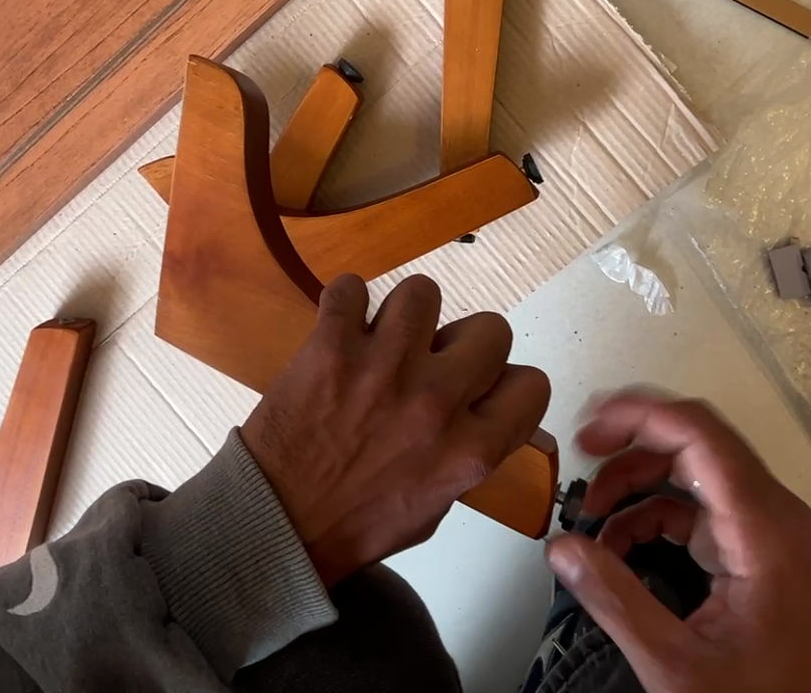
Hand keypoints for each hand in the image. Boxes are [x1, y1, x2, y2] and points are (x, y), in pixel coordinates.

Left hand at [240, 274, 550, 585]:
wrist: (279, 524)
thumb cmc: (358, 522)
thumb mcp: (435, 506)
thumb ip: (468, 455)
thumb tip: (483, 410)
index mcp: (469, 450)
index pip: (531, 384)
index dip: (506, 381)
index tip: (479, 385)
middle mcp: (437, 401)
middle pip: (491, 328)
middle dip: (463, 340)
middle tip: (431, 358)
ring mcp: (385, 367)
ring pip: (424, 292)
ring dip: (405, 314)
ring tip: (381, 337)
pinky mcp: (333, 346)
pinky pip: (351, 288)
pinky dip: (345, 300)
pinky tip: (341, 325)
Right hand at [543, 391, 810, 692]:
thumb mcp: (678, 664)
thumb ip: (614, 599)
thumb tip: (561, 546)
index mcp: (763, 527)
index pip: (697, 433)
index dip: (638, 415)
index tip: (588, 426)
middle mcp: (771, 512)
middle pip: (692, 440)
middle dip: (629, 442)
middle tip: (581, 456)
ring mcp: (765, 527)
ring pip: (690, 468)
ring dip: (635, 478)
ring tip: (592, 510)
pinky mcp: (754, 547)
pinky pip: (694, 503)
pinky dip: (651, 511)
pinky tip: (618, 542)